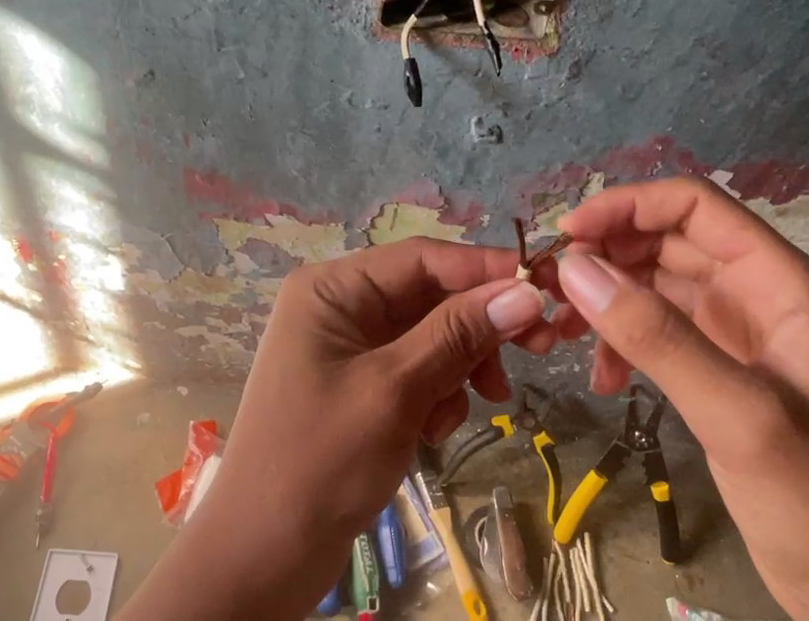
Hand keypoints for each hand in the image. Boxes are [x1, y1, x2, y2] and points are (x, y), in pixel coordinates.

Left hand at [119, 238, 551, 620]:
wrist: (265, 550)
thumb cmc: (322, 459)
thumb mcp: (396, 390)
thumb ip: (458, 334)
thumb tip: (523, 291)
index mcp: (332, 287)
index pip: (421, 258)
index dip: (483, 268)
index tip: (544, 288)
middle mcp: (339, 306)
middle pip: (430, 295)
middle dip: (477, 326)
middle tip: (538, 349)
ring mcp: (348, 347)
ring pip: (431, 336)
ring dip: (459, 368)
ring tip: (471, 409)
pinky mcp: (360, 385)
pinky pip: (417, 371)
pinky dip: (438, 395)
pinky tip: (433, 432)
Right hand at [540, 177, 808, 620]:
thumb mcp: (740, 416)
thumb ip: (657, 336)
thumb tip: (573, 266)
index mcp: (784, 285)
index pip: (695, 206)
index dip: (627, 207)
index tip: (565, 236)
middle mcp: (762, 297)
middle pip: (669, 242)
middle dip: (606, 256)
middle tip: (547, 291)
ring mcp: (743, 338)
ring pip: (658, 287)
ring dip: (607, 299)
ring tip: (559, 333)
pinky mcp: (724, 376)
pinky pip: (660, 334)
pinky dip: (623, 343)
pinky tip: (601, 379)